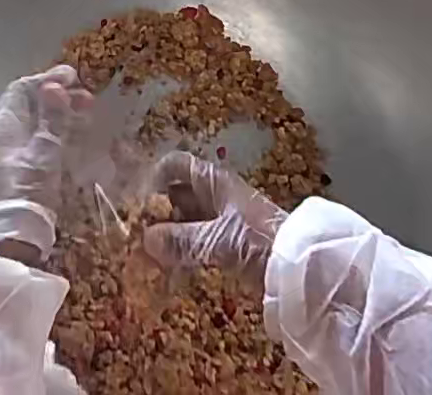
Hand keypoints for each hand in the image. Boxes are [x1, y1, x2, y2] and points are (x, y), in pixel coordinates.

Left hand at [0, 65, 93, 259]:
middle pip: (32, 105)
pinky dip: (62, 133)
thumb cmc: (27, 190)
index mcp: (4, 126)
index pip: (21, 89)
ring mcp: (13, 155)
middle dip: (61, 97)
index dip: (47, 79)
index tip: (74, 79)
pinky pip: (43, 141)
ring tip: (90, 114)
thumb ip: (52, 117)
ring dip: (64, 114)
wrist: (12, 242)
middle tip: (88, 98)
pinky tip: (80, 138)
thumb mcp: (44, 151)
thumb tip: (54, 85)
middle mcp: (5, 136)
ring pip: (39, 123)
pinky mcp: (23, 172)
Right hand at [142, 152, 285, 274]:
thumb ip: (182, 240)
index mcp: (213, 180)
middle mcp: (214, 192)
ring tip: (146, 254)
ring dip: (166, 232)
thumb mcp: (217, 240)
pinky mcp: (226, 239)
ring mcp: (220, 215)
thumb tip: (145, 238)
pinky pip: (194, 237)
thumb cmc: (256, 240)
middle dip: (155, 210)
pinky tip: (167, 266)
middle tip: (135, 235)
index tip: (138, 204)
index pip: (175, 165)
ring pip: (184, 216)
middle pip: (176, 191)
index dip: (154, 178)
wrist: (296, 264)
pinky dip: (180, 247)